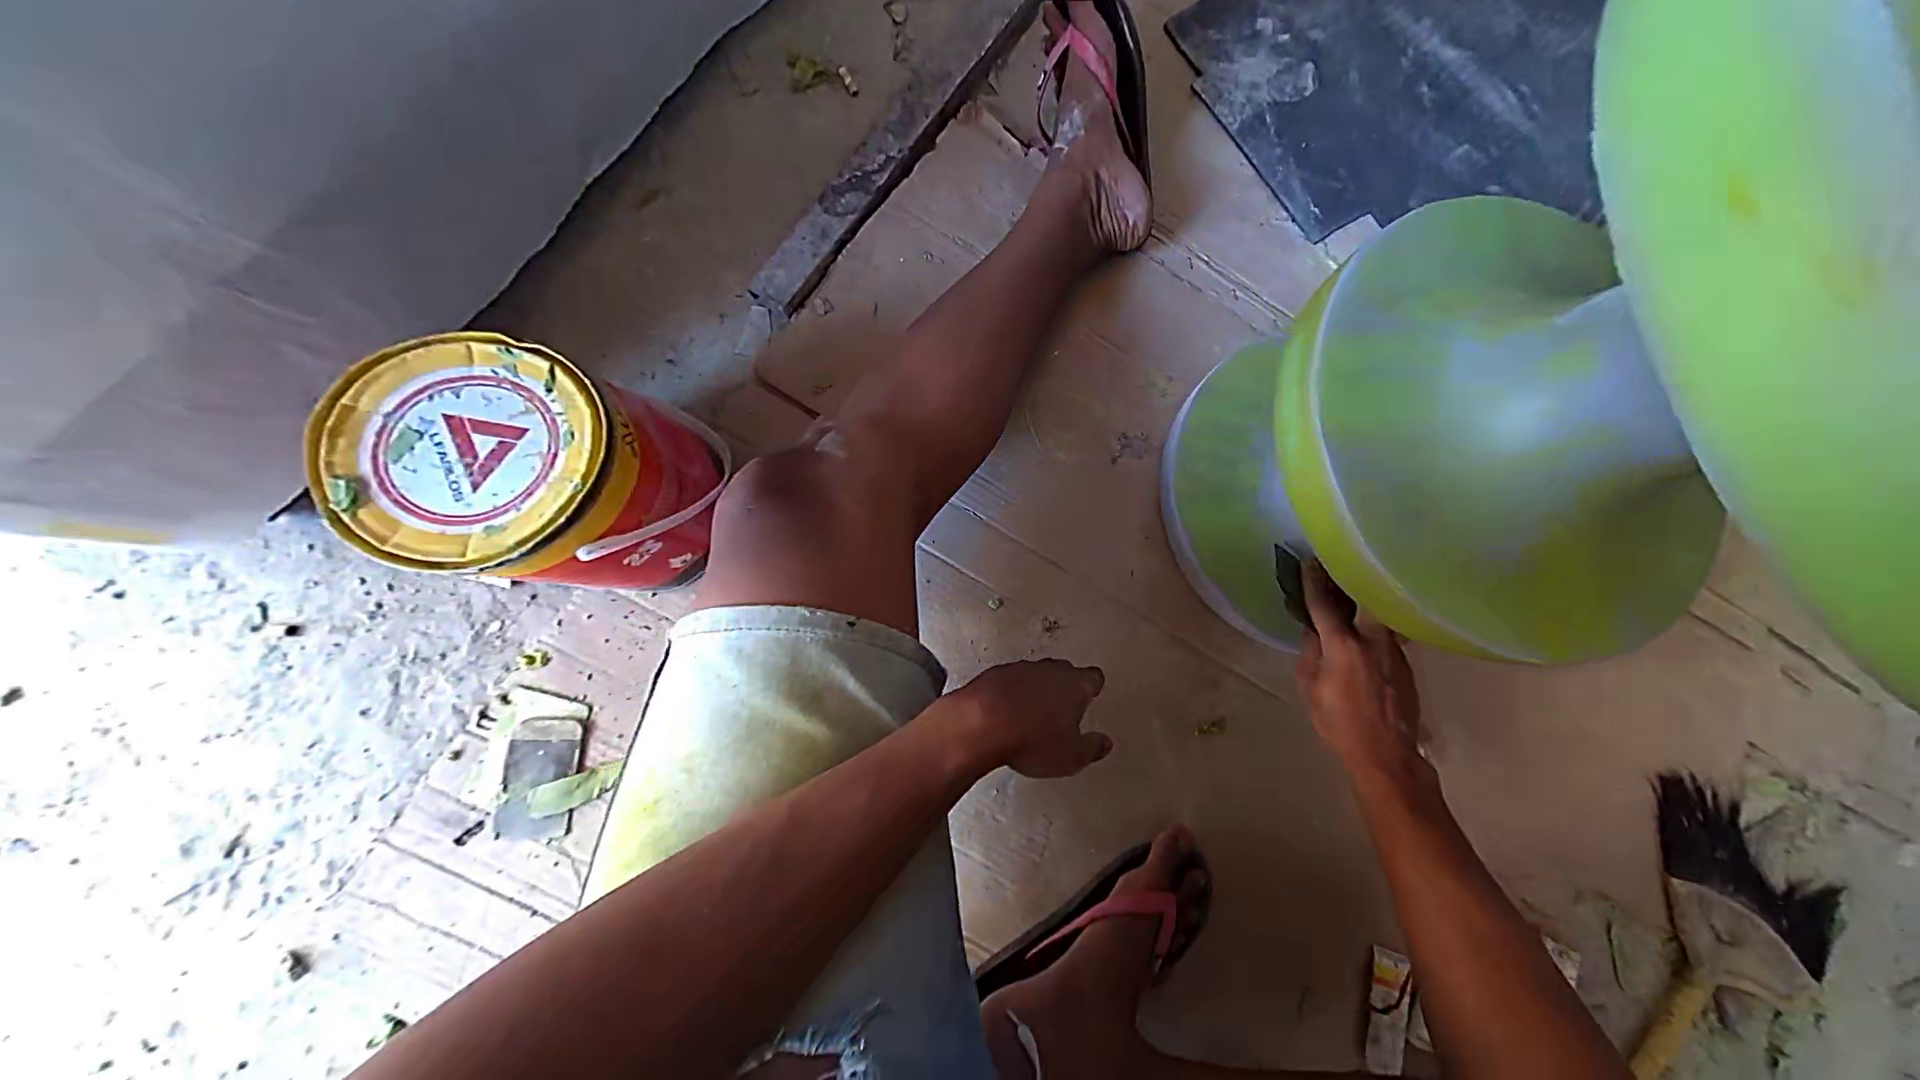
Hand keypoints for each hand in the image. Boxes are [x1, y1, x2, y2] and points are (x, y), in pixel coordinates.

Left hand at [945, 660, 1110, 777]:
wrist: (981, 725)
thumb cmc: (1029, 738)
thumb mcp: (1071, 756)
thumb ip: (1092, 748)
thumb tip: (1102, 744)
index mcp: (1074, 685)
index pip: (1093, 678)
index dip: (1093, 687)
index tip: (1093, 692)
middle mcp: (1048, 671)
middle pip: (1063, 671)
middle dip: (1064, 686)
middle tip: (1064, 707)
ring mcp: (1019, 670)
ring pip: (1034, 674)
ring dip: (1034, 689)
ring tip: (1031, 714)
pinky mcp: (993, 675)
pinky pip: (1008, 681)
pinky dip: (1009, 693)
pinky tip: (1005, 713)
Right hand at [1295, 561, 1422, 776]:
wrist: (1387, 754)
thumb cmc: (1338, 722)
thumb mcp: (1310, 688)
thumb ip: (1310, 654)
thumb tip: (1314, 633)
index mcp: (1344, 646)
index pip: (1324, 606)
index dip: (1313, 583)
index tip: (1307, 562)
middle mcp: (1374, 641)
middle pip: (1362, 601)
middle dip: (1347, 585)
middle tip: (1335, 572)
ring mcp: (1395, 651)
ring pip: (1378, 618)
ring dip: (1363, 605)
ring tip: (1350, 599)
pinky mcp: (1407, 665)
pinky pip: (1387, 636)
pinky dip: (1374, 627)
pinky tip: (1366, 632)